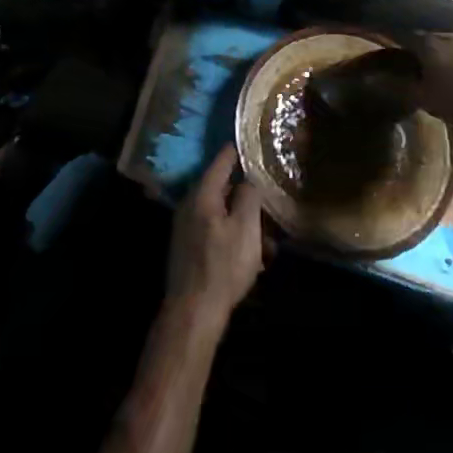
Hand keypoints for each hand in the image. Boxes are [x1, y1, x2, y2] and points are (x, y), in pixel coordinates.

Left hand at [165, 147, 266, 328]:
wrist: (193, 310)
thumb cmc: (223, 266)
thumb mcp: (246, 228)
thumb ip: (248, 197)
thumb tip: (248, 178)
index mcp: (202, 195)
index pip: (220, 162)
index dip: (236, 152)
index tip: (248, 142)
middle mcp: (189, 205)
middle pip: (220, 188)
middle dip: (245, 193)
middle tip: (267, 194)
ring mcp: (185, 227)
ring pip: (220, 212)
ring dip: (243, 220)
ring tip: (267, 236)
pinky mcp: (188, 247)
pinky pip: (215, 230)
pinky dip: (233, 235)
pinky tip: (252, 255)